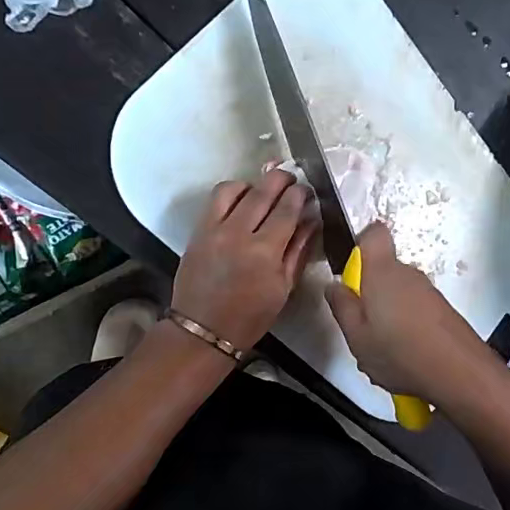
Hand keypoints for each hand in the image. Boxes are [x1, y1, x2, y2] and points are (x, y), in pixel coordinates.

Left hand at [171, 167, 318, 346]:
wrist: (205, 329)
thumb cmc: (251, 315)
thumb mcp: (284, 287)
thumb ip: (299, 250)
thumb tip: (311, 221)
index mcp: (265, 251)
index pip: (287, 209)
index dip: (300, 194)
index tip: (307, 191)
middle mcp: (239, 233)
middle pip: (263, 191)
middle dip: (281, 180)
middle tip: (292, 179)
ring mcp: (215, 229)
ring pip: (237, 188)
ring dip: (255, 184)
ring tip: (265, 191)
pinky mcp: (198, 230)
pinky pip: (216, 199)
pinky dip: (232, 192)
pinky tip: (242, 200)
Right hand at [325, 222, 498, 402]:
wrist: (460, 373)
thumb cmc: (402, 354)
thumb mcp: (356, 336)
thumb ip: (341, 306)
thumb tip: (334, 286)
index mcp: (382, 272)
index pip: (373, 234)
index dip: (359, 245)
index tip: (349, 272)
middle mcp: (408, 274)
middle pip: (383, 270)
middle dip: (369, 292)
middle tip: (360, 325)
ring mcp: (428, 291)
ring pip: (398, 292)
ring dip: (387, 313)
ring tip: (383, 348)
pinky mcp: (442, 309)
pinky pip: (415, 309)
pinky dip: (406, 326)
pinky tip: (403, 354)